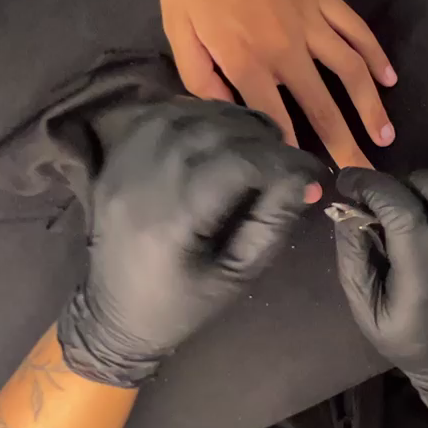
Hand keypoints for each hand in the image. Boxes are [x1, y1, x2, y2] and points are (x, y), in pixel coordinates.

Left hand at [57, 99, 325, 386]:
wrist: (113, 315)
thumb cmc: (182, 304)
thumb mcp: (236, 275)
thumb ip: (271, 223)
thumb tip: (307, 180)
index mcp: (172, 218)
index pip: (238, 164)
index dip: (284, 161)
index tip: (313, 173)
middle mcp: (143, 180)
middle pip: (214, 130)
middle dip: (263, 137)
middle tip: (289, 158)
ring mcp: (123, 164)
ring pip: (188, 113)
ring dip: (233, 120)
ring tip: (261, 143)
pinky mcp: (115, 158)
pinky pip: (160, 113)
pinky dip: (198, 113)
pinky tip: (220, 132)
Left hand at [157, 0, 396, 170]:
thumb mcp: (179, 27)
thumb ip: (202, 77)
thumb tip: (227, 116)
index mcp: (248, 61)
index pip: (278, 122)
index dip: (294, 157)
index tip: (312, 184)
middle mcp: (288, 48)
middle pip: (324, 107)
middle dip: (345, 146)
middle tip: (363, 175)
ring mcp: (313, 20)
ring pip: (352, 73)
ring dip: (371, 107)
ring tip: (385, 136)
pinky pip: (358, 31)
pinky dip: (376, 55)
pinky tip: (390, 77)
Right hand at [332, 169, 427, 423]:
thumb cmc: (408, 338)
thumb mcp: (366, 308)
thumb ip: (353, 257)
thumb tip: (346, 210)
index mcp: (423, 258)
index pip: (394, 199)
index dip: (366, 183)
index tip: (348, 181)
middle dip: (403, 184)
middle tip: (387, 200)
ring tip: (420, 201)